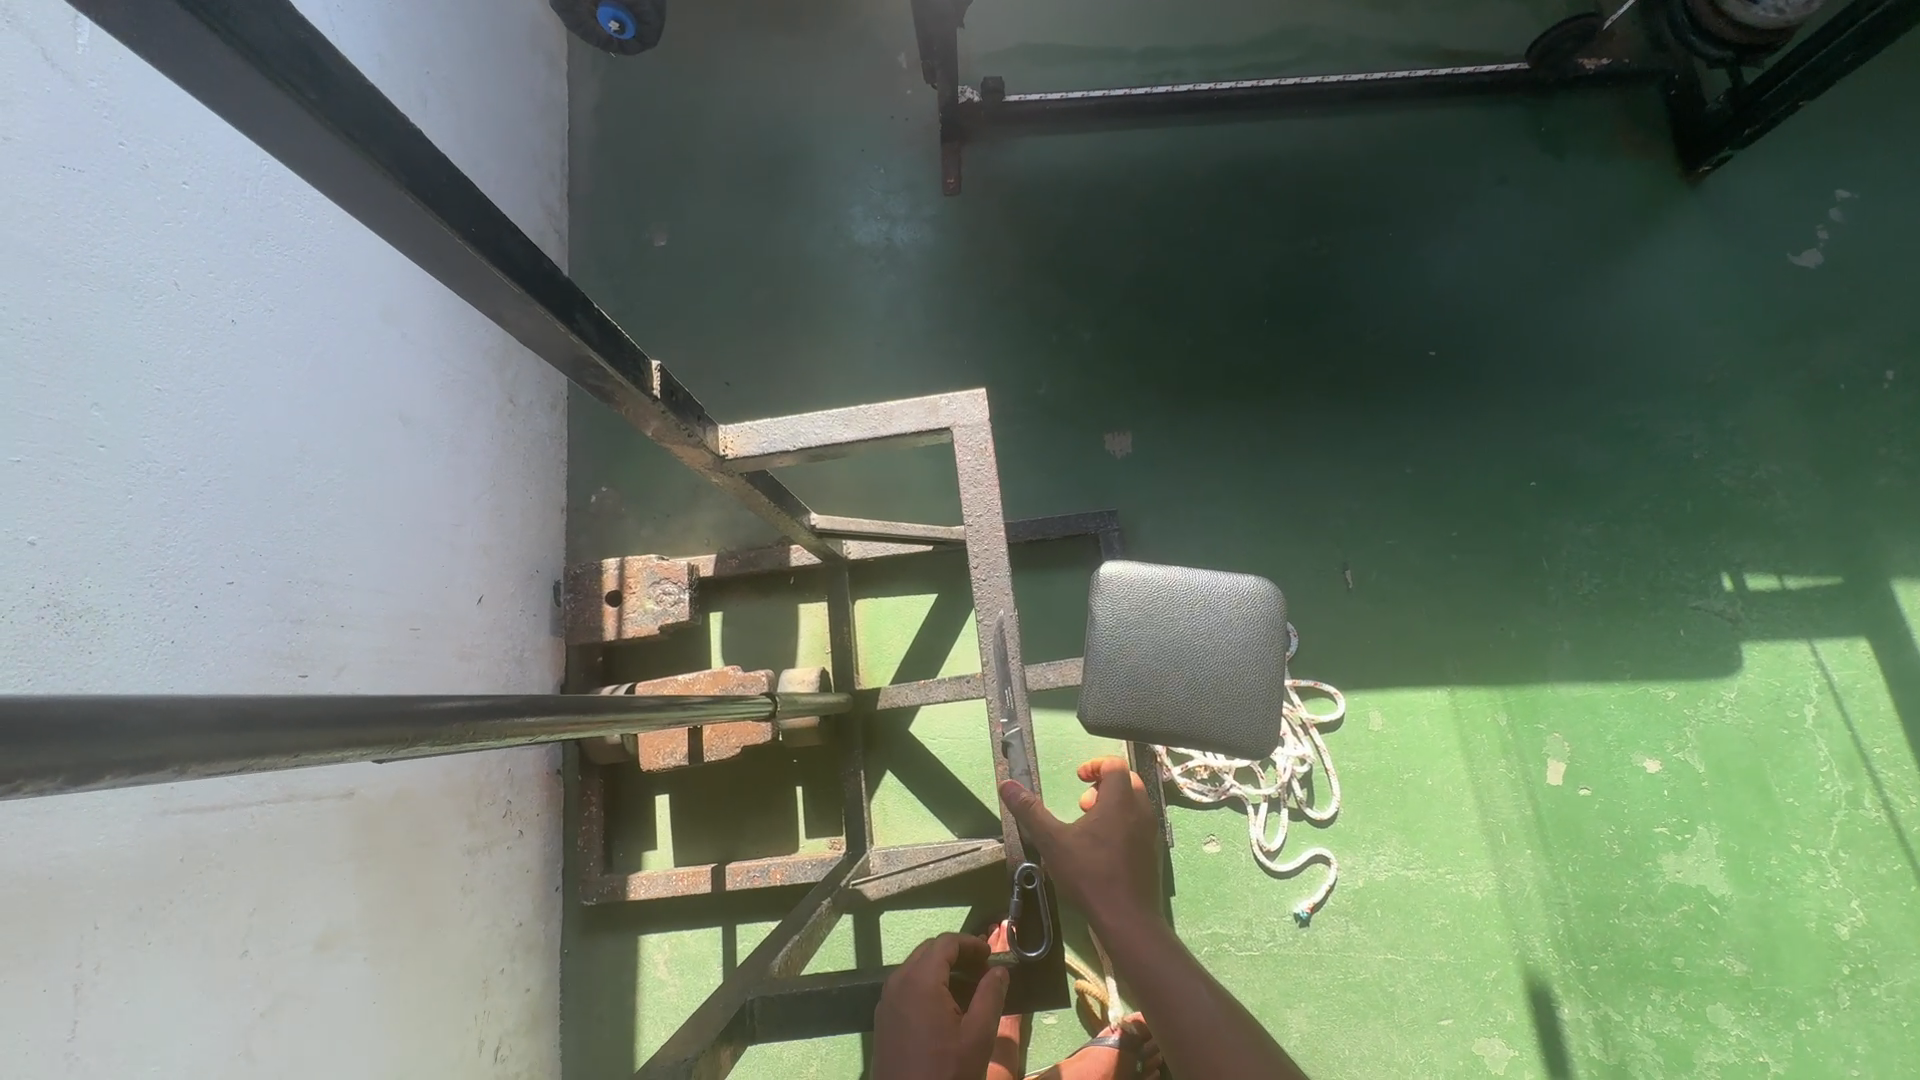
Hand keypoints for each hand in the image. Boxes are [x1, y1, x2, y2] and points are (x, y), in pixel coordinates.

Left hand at [872, 932, 1009, 1079]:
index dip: (970, 943)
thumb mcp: (978, 1036)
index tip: (991, 954)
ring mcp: (886, 1000)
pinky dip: (926, 984)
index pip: (946, 942)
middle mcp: (897, 982)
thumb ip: (991, 995)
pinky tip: (945, 1005)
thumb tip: (999, 970)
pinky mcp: (883, 1018)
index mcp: (920, 980)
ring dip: (941, 968)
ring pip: (916, 967)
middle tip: (982, 968)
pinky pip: (906, 986)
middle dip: (957, 953)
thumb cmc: (946, 1073)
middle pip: (929, 950)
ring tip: (968, 986)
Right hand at [999, 756, 1162, 932]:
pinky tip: (1103, 849)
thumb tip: (1006, 784)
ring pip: (1135, 804)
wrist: (1127, 920)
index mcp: (1120, 800)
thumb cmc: (1089, 875)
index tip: (1078, 778)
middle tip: (1082, 804)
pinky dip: (1123, 824)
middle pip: (1128, 781)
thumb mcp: (1052, 841)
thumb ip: (1030, 811)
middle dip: (1104, 785)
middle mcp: (1141, 811)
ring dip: (1113, 805)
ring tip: (1089, 827)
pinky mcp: (1153, 853)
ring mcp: (1151, 833)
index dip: (1094, 765)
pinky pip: (1140, 825)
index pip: (1115, 764)